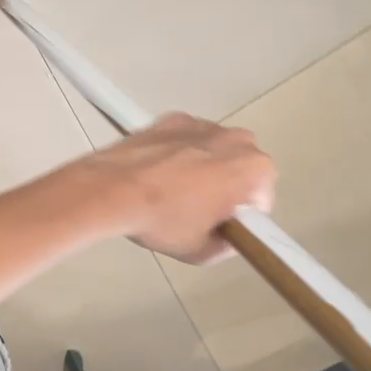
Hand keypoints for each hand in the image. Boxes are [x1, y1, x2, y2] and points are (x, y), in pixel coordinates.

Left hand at [70, 113, 276, 263]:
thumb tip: (227, 240)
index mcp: (255, 169)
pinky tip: (154, 173)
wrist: (110, 189)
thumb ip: (225, 246)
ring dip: (201, 167)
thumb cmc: (162, 220)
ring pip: (212, 152)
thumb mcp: (200, 250)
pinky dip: (175, 153)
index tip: (217, 227)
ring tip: (168, 192)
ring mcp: (203, 124)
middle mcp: (237, 139)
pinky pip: (183, 140)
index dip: (239, 218)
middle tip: (193, 211)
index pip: (259, 200)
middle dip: (224, 188)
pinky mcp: (171, 120)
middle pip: (239, 170)